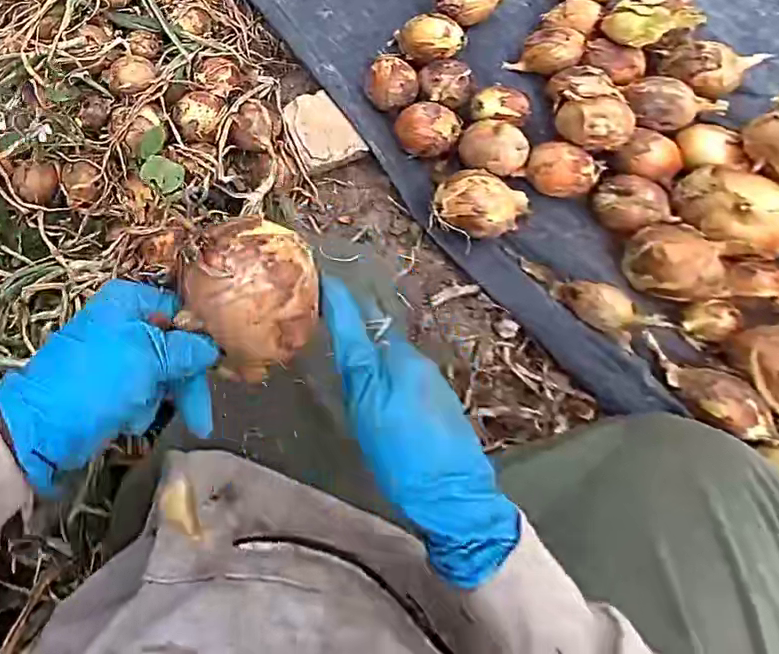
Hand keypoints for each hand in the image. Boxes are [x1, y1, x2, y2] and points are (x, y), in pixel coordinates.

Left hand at [0, 279, 220, 494]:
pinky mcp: (109, 383)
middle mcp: (122, 320)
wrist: (38, 431)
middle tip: (198, 418)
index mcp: (127, 300)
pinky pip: (142, 391)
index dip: (199, 339)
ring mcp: (115, 353)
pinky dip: (139, 408)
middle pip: (173, 345)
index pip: (179, 311)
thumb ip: (185, 350)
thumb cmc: (93, 383)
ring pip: (160, 373)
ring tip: (136, 414)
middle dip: (180, 381)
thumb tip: (213, 345)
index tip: (217, 368)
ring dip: (156, 398)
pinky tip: (125, 422)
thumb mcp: (146, 360)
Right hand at [322, 278, 520, 588]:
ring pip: (390, 351)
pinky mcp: (436, 400)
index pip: (360, 318)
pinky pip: (401, 370)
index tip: (321, 277)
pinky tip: (373, 375)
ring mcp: (429, 380)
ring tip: (343, 337)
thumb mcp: (367, 409)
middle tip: (327, 303)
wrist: (457, 500)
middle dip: (355, 315)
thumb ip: (355, 363)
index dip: (339, 299)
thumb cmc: (403, 454)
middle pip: (378, 330)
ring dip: (369, 340)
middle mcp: (414, 360)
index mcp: (396, 358)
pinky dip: (383, 363)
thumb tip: (344, 318)